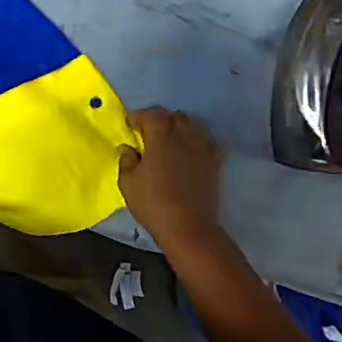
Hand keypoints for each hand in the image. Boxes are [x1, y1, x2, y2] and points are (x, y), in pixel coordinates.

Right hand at [118, 107, 222, 247]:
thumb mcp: (128, 183)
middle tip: (149, 130)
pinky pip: (208, 141)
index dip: (140, 115)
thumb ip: (126, 161)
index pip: (154, 115)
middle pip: (176, 116)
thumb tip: (127, 147)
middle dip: (162, 119)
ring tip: (171, 139)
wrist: (188, 227)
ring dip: (181, 126)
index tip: (131, 123)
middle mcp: (185, 139)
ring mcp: (203, 150)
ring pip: (195, 125)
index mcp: (161, 141)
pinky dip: (197, 139)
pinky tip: (189, 150)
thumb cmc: (152, 203)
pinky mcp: (215, 163)